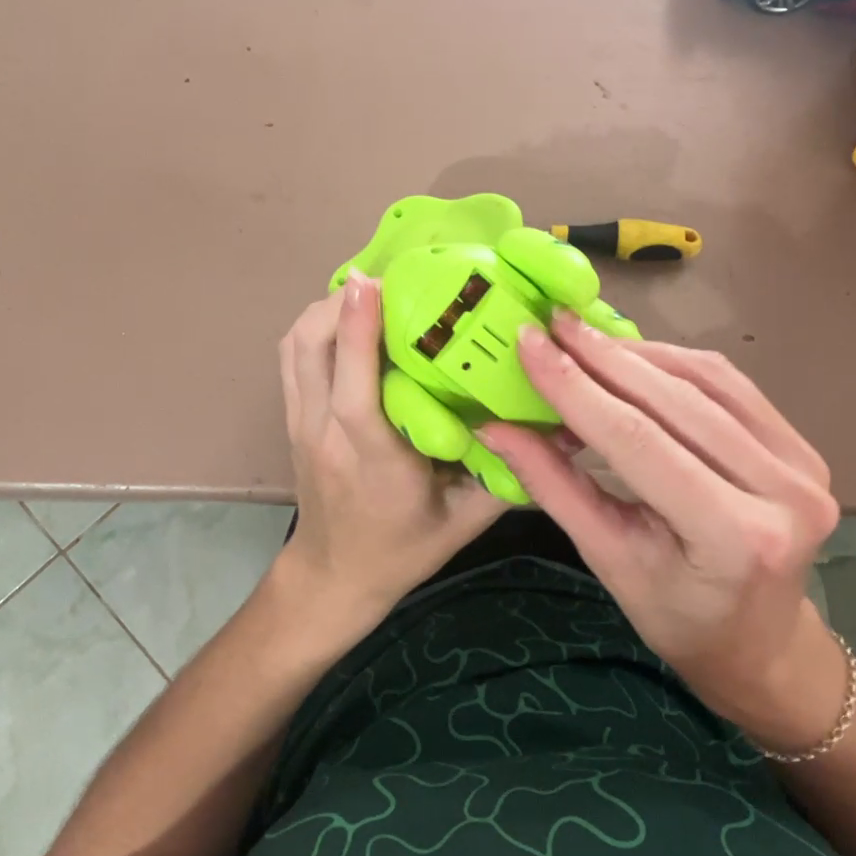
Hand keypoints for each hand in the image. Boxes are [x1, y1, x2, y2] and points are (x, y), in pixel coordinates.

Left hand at [275, 275, 507, 630]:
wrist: (335, 576)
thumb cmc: (404, 549)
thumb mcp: (465, 521)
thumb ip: (509, 475)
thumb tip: (564, 430)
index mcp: (373, 462)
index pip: (356, 395)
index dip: (358, 333)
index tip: (373, 283)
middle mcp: (326, 435)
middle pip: (312, 350)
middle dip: (342, 301)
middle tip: (391, 278)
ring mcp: (301, 423)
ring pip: (296, 345)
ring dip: (327, 308)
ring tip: (372, 292)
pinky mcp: (292, 418)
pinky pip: (292, 356)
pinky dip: (316, 325)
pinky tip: (348, 317)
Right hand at [478, 312, 842, 749]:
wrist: (760, 642)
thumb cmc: (678, 618)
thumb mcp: (609, 561)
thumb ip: (555, 487)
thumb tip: (495, 428)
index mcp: (734, 538)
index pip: (638, 442)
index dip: (577, 387)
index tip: (530, 342)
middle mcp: (785, 493)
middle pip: (677, 401)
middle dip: (604, 357)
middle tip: (552, 324)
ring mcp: (805, 464)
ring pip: (708, 381)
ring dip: (639, 353)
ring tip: (584, 337)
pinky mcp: (807, 446)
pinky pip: (731, 386)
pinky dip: (675, 363)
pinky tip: (633, 355)